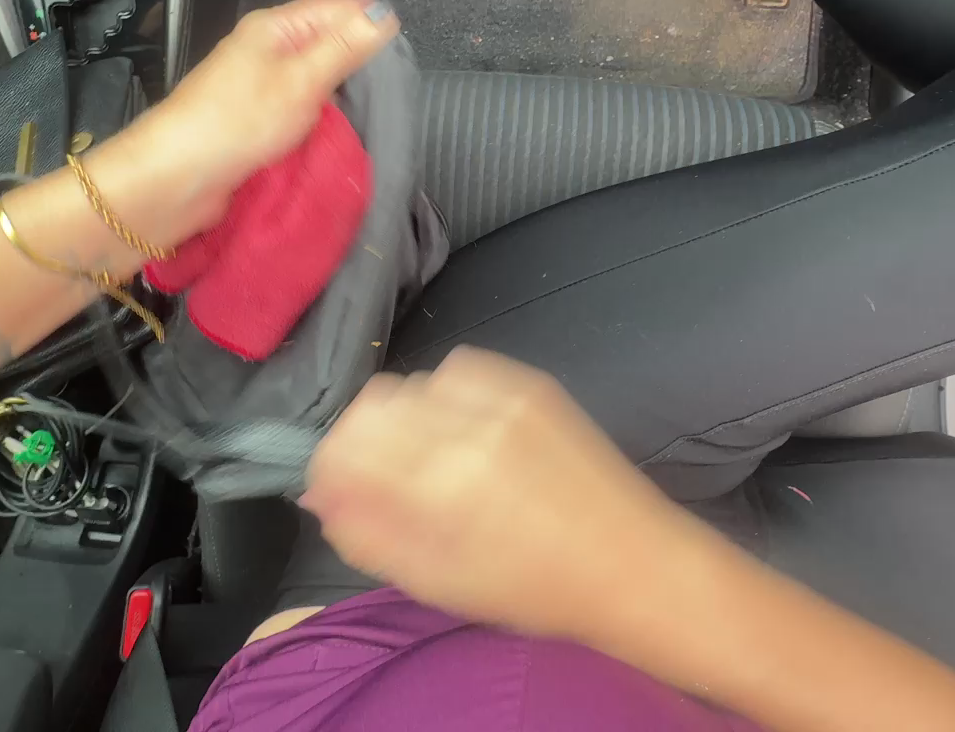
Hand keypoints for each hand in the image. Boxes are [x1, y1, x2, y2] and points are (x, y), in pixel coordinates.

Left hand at [90, 0, 398, 247]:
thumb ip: (344, 48)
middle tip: (391, 93)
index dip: (369, 27)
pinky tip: (334, 134)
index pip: (337, 8)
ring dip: (339, 96)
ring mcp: (259, 85)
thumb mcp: (301, 80)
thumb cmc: (238, 122)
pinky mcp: (256, 119)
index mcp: (275, 27)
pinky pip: (300, 110)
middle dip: (358, 64)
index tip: (399, 60)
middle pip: (327, 43)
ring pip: (315, 80)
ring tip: (369, 115)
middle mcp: (266, 50)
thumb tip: (385, 14)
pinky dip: (318, 120)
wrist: (177, 178)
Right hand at [302, 348, 714, 641]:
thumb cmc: (534, 587)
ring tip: (428, 454)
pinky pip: (460, 367)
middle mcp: (469, 424)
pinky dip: (445, 394)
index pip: (349, 441)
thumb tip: (320, 495)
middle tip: (377, 472)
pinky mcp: (530, 381)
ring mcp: (504, 394)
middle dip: (362, 437)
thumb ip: (369, 535)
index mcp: (443, 482)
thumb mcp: (439, 582)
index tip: (335, 482)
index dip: (330, 461)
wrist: (634, 561)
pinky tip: (464, 429)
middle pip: (374, 402)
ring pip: (414, 381)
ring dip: (404, 415)